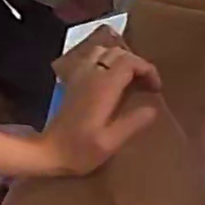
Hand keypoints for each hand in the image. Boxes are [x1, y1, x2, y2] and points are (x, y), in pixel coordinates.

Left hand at [48, 36, 160, 173]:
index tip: (156, 89)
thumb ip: (133, 123)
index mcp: (103, 88)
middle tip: (148, 86)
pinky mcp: (72, 82)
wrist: (47, 153)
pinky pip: (91, 59)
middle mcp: (90, 76)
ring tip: (132, 79)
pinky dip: (105, 62)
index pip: (130, 62)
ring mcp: (79, 77)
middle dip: (138, 65)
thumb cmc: (80, 151)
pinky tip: (111, 79)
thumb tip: (153, 108)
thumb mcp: (111, 142)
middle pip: (118, 53)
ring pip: (103, 52)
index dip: (148, 70)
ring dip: (121, 61)